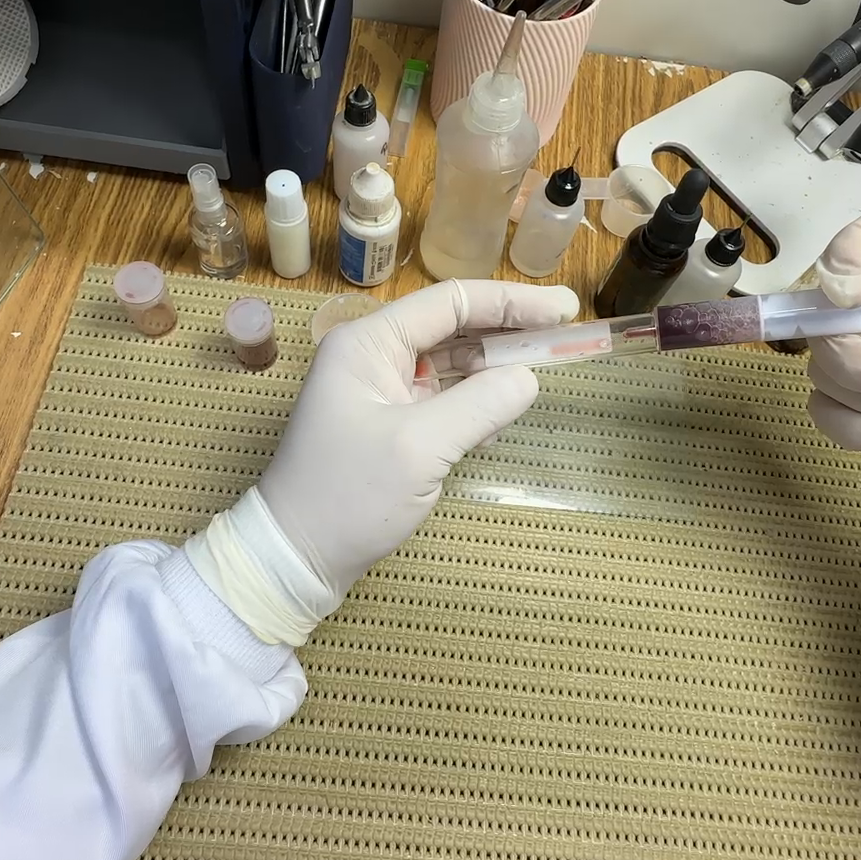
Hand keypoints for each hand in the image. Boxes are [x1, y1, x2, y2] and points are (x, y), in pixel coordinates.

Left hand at [186, 279, 579, 643]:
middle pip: (452, 327)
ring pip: (448, 363)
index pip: (451, 302)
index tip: (566, 311)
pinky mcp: (386, 422)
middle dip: (507, 333)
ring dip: (491, 370)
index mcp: (369, 342)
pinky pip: (439, 397)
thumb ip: (480, 404)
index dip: (513, 303)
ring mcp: (378, 389)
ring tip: (538, 376)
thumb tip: (528, 380)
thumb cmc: (349, 496)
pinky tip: (494, 423)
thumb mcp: (420, 447)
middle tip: (563, 340)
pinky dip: (471, 404)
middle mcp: (371, 354)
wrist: (294, 557)